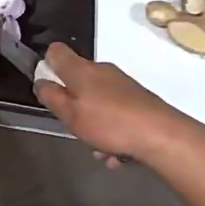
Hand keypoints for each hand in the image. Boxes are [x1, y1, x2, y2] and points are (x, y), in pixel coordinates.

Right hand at [35, 44, 204, 169]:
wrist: (164, 136)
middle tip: (72, 125)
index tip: (48, 86)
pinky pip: (116, 114)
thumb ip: (51, 97)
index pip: (56, 51)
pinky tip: (115, 154)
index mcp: (82, 70)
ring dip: (93, 123)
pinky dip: (112, 131)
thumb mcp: (70, 114)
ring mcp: (123, 86)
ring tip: (98, 148)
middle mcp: (103, 71)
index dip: (47, 64)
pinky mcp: (139, 101)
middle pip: (78, 80)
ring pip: (98, 101)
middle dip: (72, 103)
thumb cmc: (109, 123)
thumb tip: (41, 82)